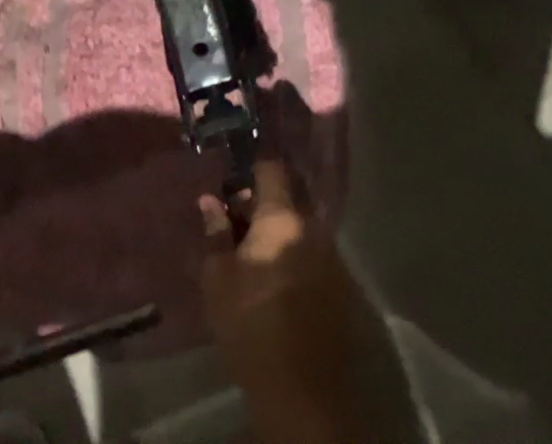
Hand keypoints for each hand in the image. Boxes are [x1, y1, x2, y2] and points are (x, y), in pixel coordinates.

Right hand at [199, 161, 414, 442]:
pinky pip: (313, 250)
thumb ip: (216, 234)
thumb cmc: (250, 323)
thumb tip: (211, 202)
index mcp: (281, 218)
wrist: (302, 383)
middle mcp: (313, 226)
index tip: (235, 178)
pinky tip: (276, 273)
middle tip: (236, 219)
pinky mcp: (341, 280)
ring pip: (302, 225)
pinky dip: (294, 251)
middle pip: (290, 198)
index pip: (272, 170)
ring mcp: (332, 252)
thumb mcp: (218, 279)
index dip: (253, 169)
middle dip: (264, 202)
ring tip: (252, 250)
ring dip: (280, 229)